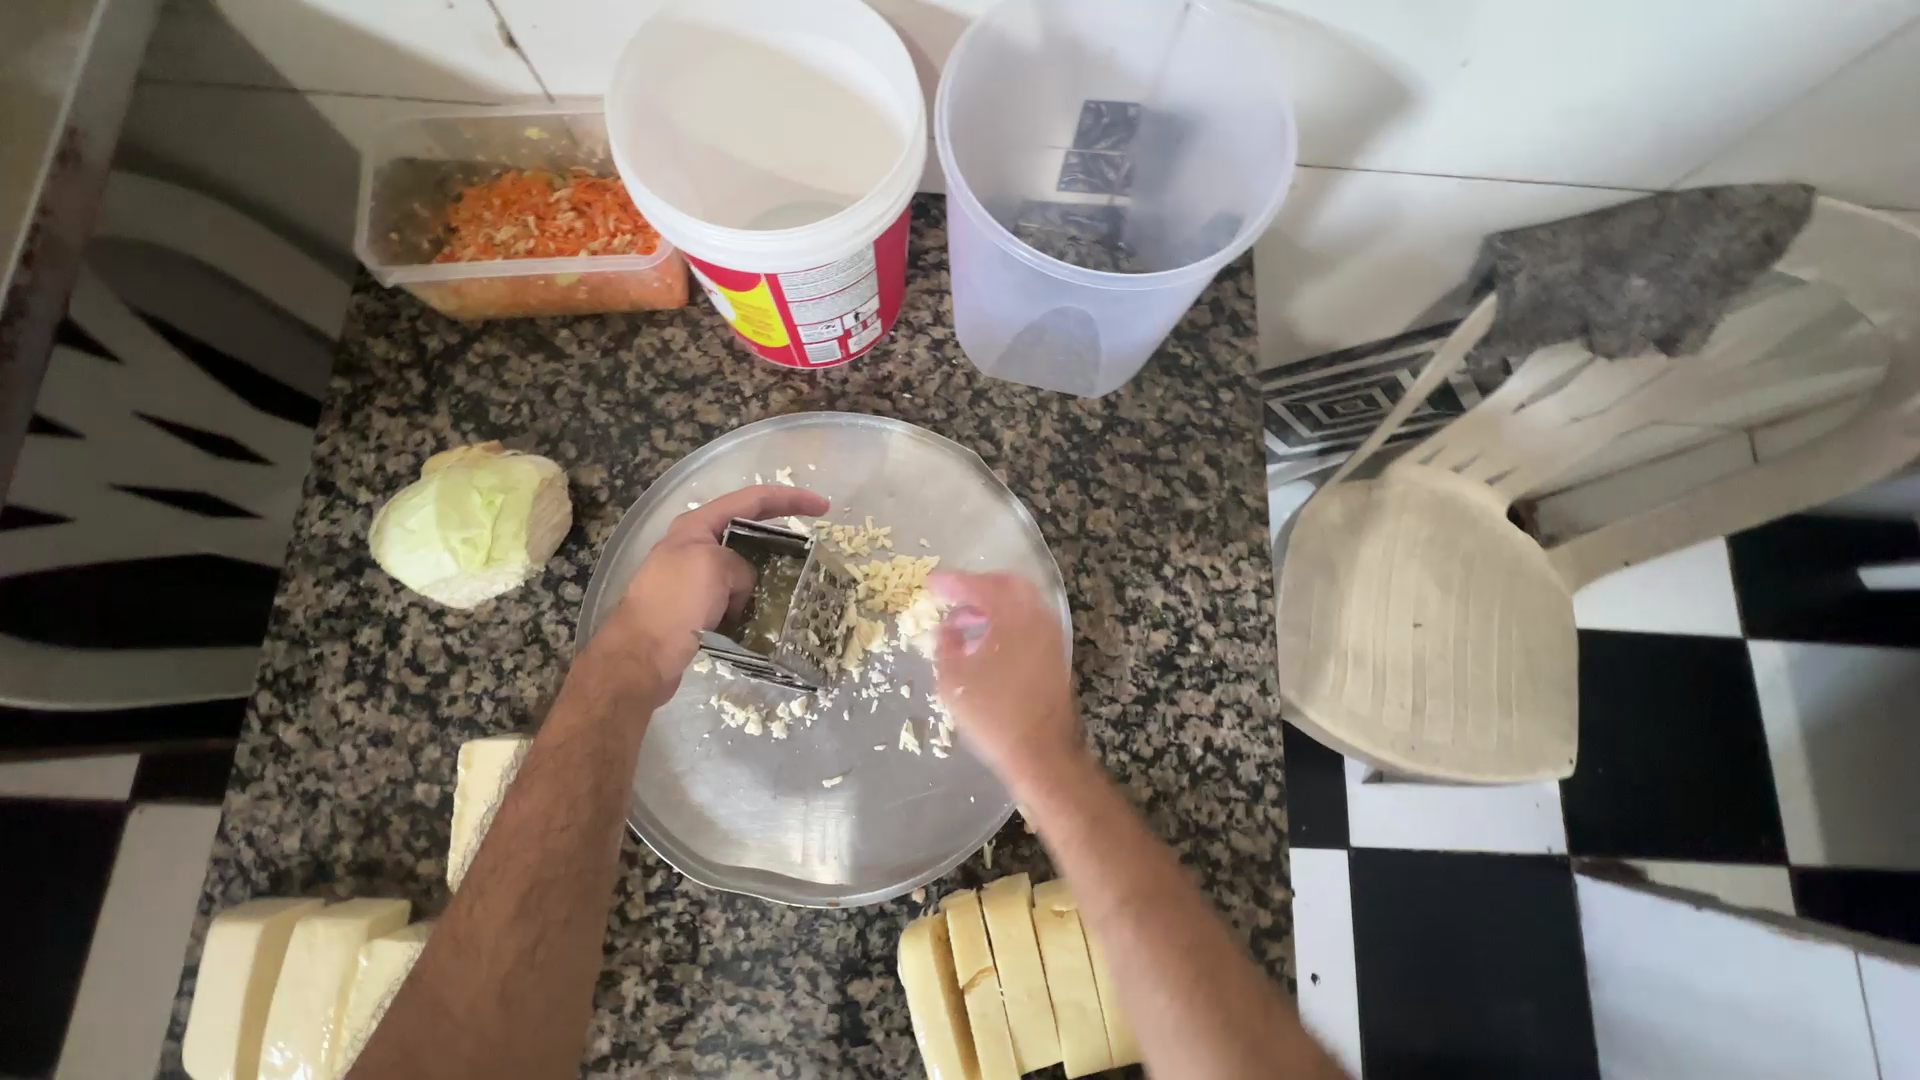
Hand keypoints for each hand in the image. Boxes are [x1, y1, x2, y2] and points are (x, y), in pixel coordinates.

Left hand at [590, 484, 829, 706]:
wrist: (640, 657)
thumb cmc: (675, 603)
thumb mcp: (715, 567)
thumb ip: (743, 565)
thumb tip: (746, 587)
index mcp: (696, 526)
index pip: (751, 500)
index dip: (789, 498)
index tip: (822, 506)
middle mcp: (693, 547)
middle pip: (747, 532)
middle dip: (779, 538)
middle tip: (809, 548)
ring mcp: (692, 578)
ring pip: (742, 568)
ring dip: (765, 577)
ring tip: (790, 588)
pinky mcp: (695, 608)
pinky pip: (733, 597)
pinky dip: (751, 602)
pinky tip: (765, 615)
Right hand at [928, 571, 1083, 788]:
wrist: (1041, 752)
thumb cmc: (994, 714)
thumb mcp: (954, 680)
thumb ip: (945, 646)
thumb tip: (946, 631)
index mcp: (1013, 616)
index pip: (980, 586)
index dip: (952, 583)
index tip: (931, 584)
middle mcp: (1037, 618)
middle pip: (1007, 585)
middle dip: (977, 588)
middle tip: (952, 597)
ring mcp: (1051, 636)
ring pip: (1021, 605)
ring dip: (992, 607)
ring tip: (964, 623)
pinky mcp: (1055, 655)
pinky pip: (1028, 624)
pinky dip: (1006, 623)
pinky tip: (986, 643)